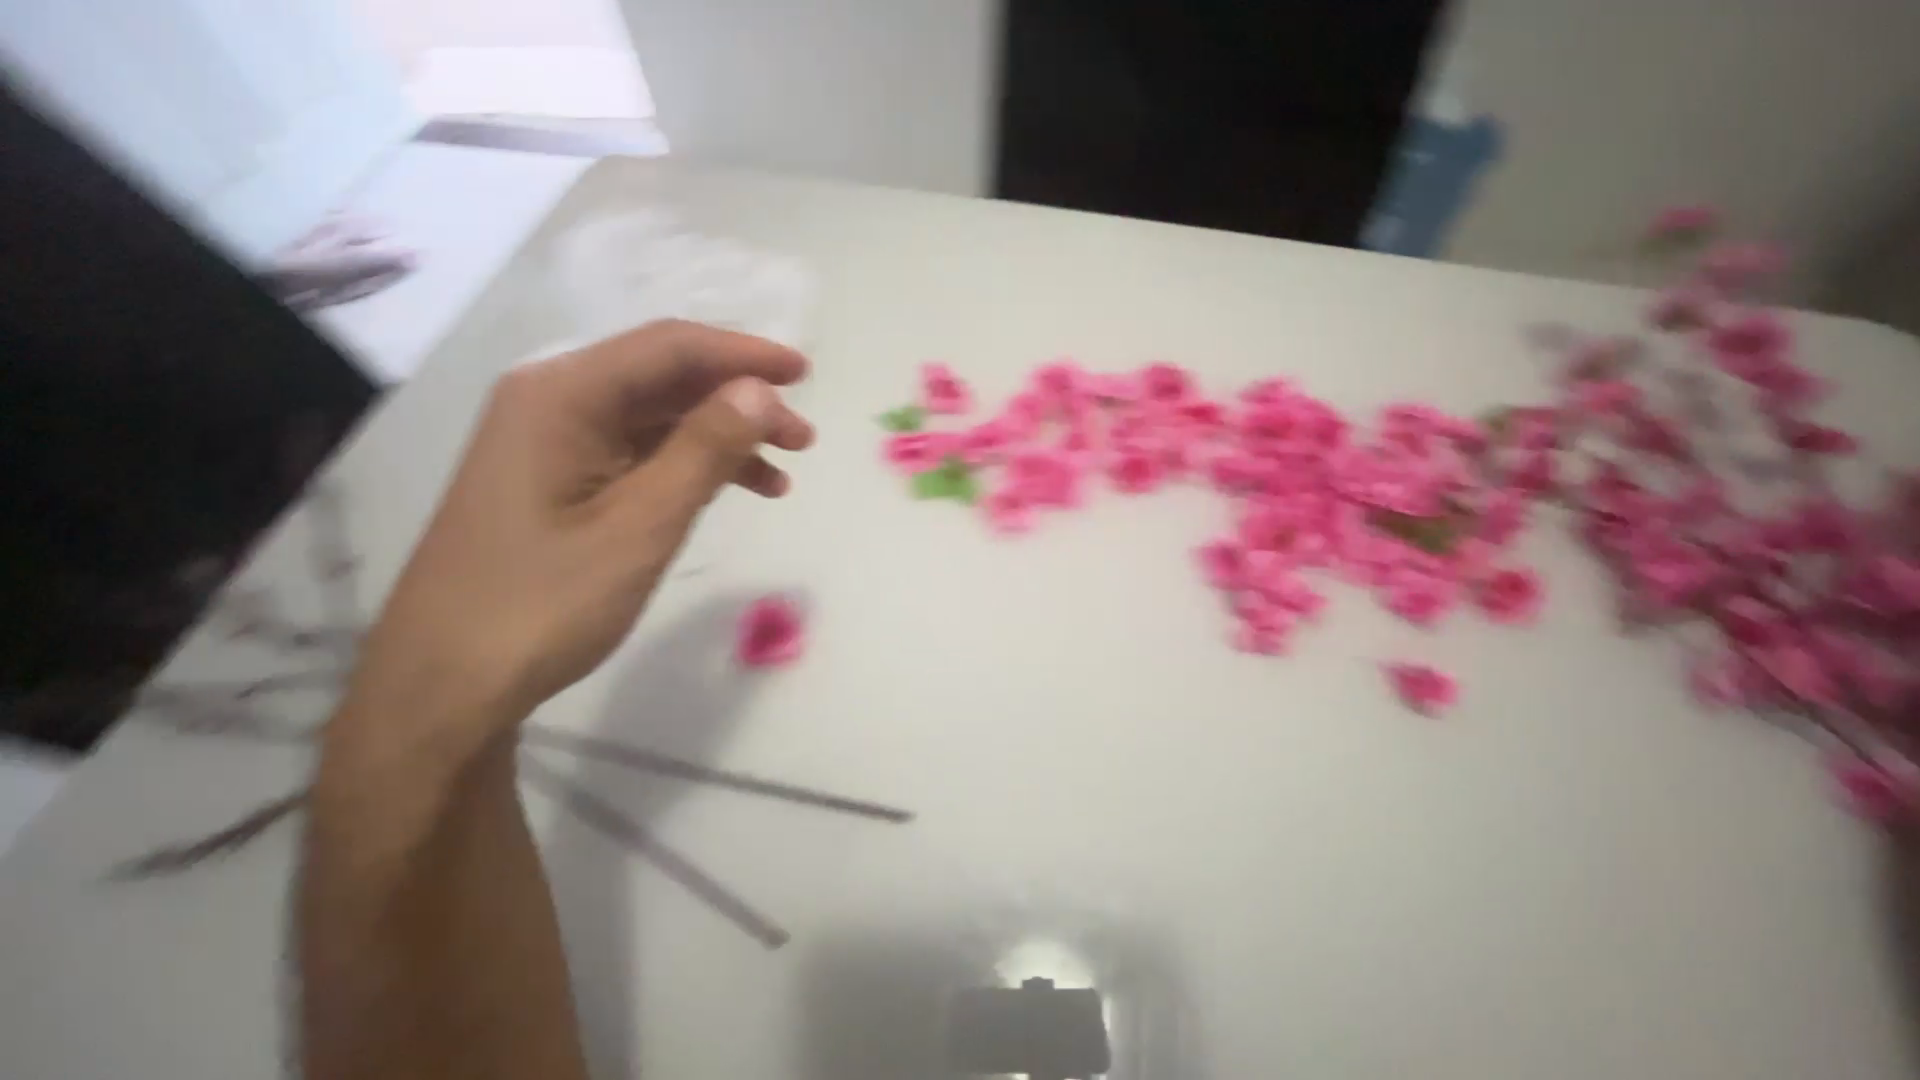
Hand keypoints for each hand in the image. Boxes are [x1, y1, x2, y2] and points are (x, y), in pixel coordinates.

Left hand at [342, 320, 813, 732]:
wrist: (446, 682)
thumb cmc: (543, 602)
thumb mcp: (639, 525)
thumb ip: (704, 450)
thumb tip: (759, 390)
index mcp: (562, 394)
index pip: (669, 348)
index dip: (743, 354)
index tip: (805, 374)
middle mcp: (552, 402)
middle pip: (663, 379)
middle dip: (739, 401)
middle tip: (803, 438)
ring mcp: (549, 443)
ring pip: (654, 419)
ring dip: (720, 438)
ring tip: (782, 474)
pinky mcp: (552, 481)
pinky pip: (633, 454)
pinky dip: (686, 468)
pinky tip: (729, 492)